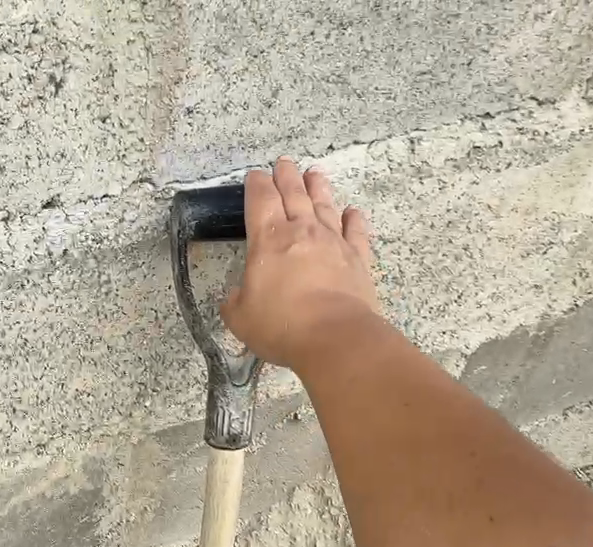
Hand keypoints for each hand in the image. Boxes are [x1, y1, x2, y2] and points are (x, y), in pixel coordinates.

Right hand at [220, 157, 380, 376]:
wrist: (334, 336)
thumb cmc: (281, 325)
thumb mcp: (240, 318)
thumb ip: (234, 302)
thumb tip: (234, 296)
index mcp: (268, 241)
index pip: (260, 202)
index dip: (256, 186)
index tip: (255, 176)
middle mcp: (302, 232)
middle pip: (293, 194)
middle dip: (285, 177)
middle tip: (283, 163)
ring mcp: (333, 242)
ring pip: (324, 205)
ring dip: (318, 188)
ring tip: (314, 174)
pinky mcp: (358, 258)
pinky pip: (356, 231)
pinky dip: (353, 219)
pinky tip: (352, 212)